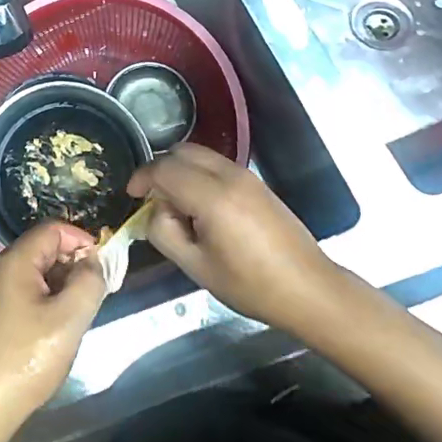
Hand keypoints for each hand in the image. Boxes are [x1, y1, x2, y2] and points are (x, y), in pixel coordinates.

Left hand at [0, 221, 105, 440]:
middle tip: (100, 291)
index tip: (106, 266)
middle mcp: (2, 269)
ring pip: (39, 272)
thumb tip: (96, 261)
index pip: (53, 229)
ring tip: (84, 310)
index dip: (82, 240)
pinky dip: (51, 298)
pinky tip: (62, 325)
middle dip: (76, 262)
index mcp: (15, 261)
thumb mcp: (69, 319)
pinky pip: (30, 291)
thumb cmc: (27, 358)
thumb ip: (89, 282)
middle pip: (45, 248)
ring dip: (65, 283)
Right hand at [126, 143, 338, 327]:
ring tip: (177, 205)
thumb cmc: (251, 285)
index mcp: (212, 197)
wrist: (310, 289)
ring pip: (199, 154)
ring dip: (180, 170)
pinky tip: (201, 206)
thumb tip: (155, 212)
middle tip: (152, 199)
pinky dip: (198, 173)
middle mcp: (229, 176)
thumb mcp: (196, 267)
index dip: (141, 178)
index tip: (131, 196)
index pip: (163, 168)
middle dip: (160, 169)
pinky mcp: (256, 182)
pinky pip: (216, 164)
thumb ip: (164, 233)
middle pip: (181, 152)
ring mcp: (246, 176)